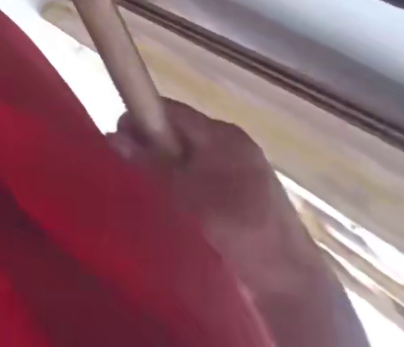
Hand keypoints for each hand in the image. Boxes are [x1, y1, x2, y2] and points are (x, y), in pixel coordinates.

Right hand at [113, 101, 364, 346]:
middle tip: (132, 181)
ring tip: (154, 206)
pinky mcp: (250, 207)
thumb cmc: (236, 232)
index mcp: (223, 135)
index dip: (139, 121)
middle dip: (152, 155)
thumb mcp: (183, 195)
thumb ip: (147, 164)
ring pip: (189, 167)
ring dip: (168, 182)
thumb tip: (111, 136)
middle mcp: (235, 148)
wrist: (293, 293)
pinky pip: (204, 189)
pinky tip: (178, 223)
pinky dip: (187, 201)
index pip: (168, 111)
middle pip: (177, 138)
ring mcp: (246, 177)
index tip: (116, 144)